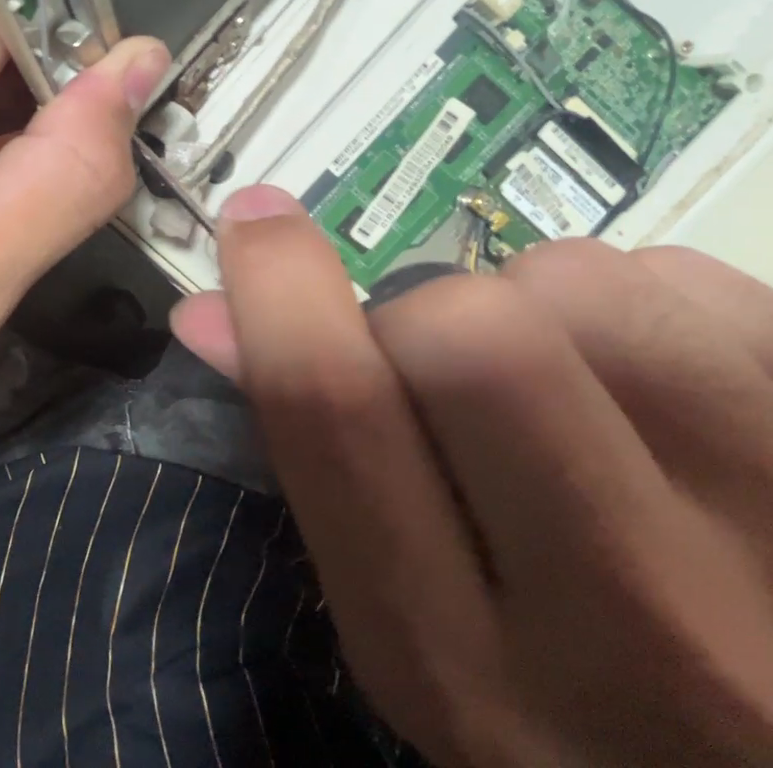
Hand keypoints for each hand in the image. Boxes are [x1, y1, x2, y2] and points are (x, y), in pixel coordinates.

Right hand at [172, 185, 772, 764]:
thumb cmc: (558, 703)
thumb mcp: (413, 625)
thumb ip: (315, 467)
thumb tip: (209, 312)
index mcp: (458, 663)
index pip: (337, 415)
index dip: (277, 288)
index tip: (255, 220)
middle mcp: (638, 628)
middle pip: (473, 336)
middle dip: (425, 311)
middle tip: (440, 361)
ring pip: (602, 291)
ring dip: (543, 298)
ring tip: (572, 380)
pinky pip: (715, 290)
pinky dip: (656, 301)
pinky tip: (673, 390)